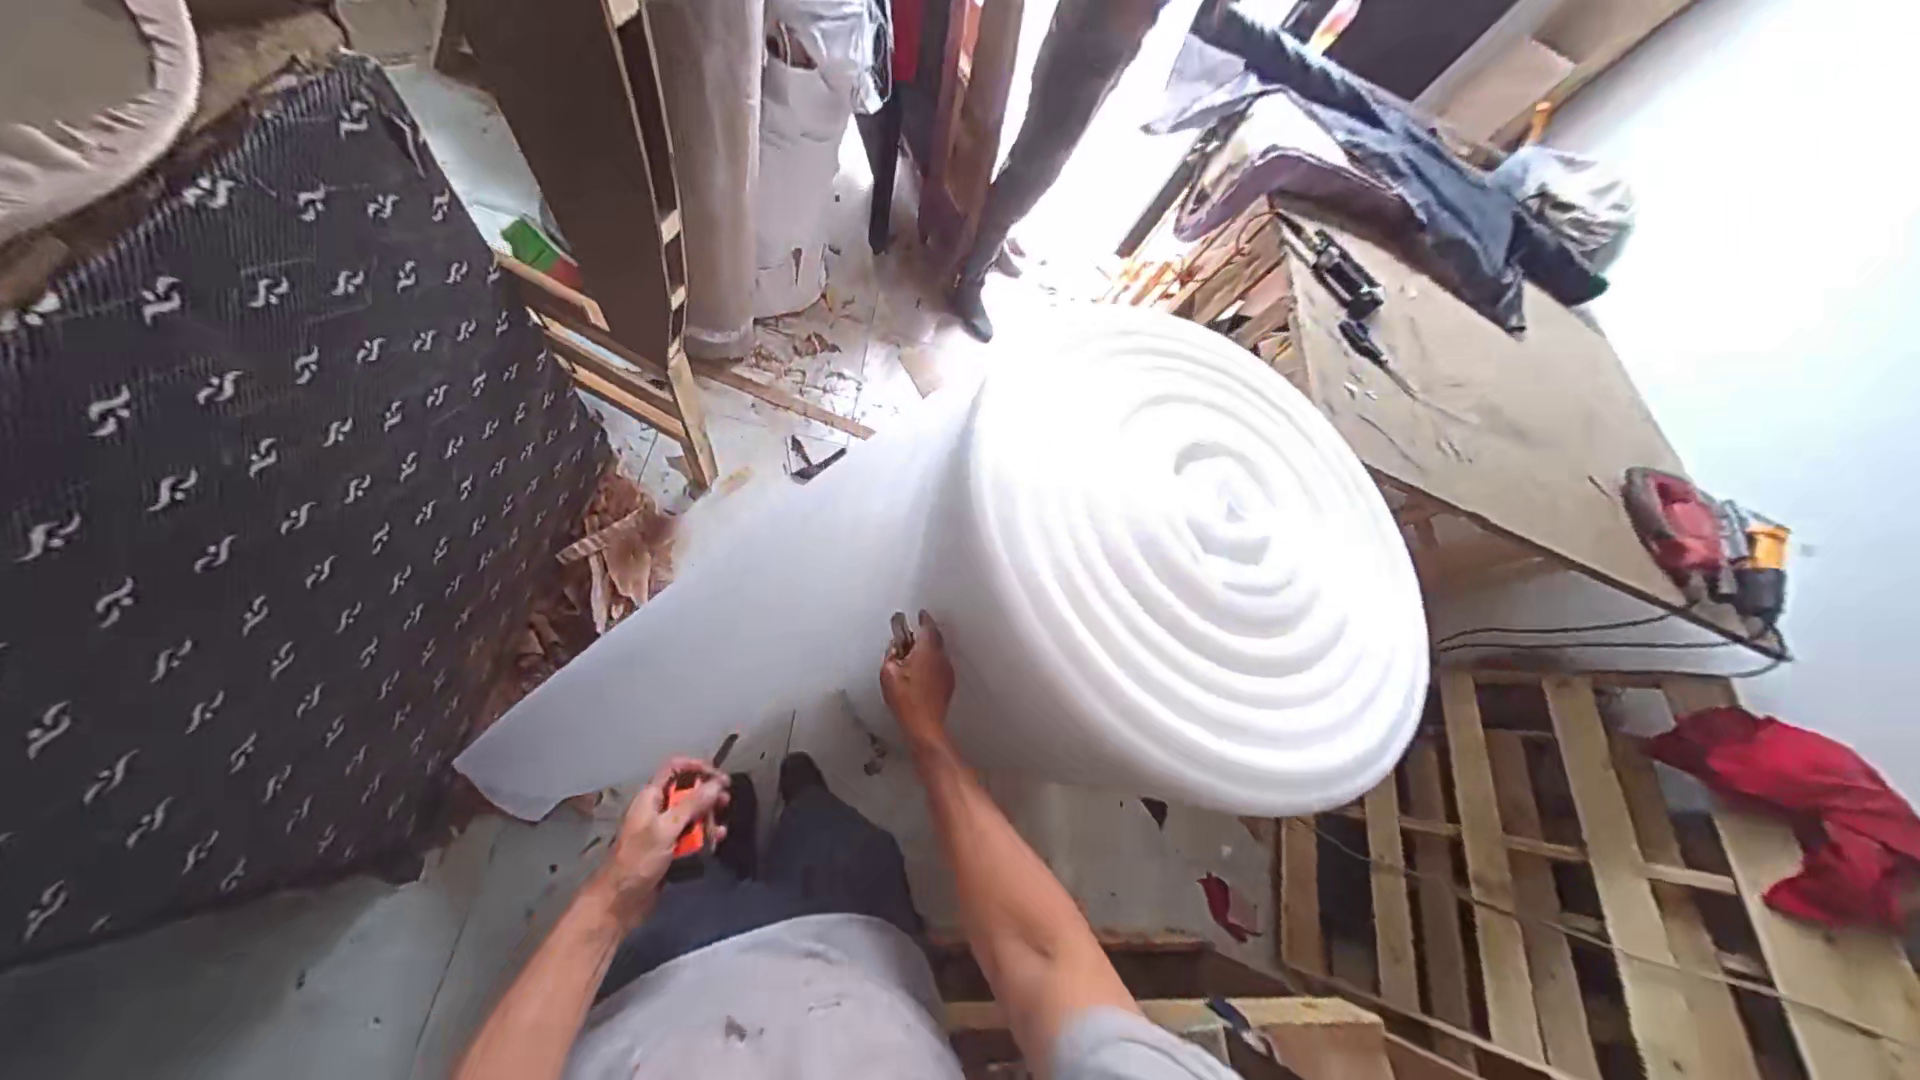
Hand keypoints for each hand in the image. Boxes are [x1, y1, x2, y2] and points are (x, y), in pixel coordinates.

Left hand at [590, 757, 728, 927]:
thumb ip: (692, 805)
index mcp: (651, 797)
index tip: (718, 776)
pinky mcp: (672, 847)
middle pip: (689, 791)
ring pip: (694, 813)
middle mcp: (659, 809)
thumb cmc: (637, 861)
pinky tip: (715, 840)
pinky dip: (705, 835)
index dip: (697, 767)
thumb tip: (717, 783)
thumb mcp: (665, 829)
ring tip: (717, 829)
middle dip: (709, 796)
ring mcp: (665, 829)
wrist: (619, 903)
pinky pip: (694, 834)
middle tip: (725, 802)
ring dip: (709, 819)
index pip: (675, 768)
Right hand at [881, 611, 955, 749]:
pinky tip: (920, 673)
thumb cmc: (907, 702)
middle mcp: (940, 658)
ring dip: (927, 649)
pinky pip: (940, 665)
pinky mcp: (948, 683)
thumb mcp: (888, 673)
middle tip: (911, 636)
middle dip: (924, 633)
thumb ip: (891, 653)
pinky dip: (931, 663)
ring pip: (938, 651)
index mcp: (927, 650)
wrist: (924, 725)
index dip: (923, 618)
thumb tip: (894, 648)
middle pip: (935, 637)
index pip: (928, 625)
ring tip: (912, 657)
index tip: (920, 614)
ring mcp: (946, 670)